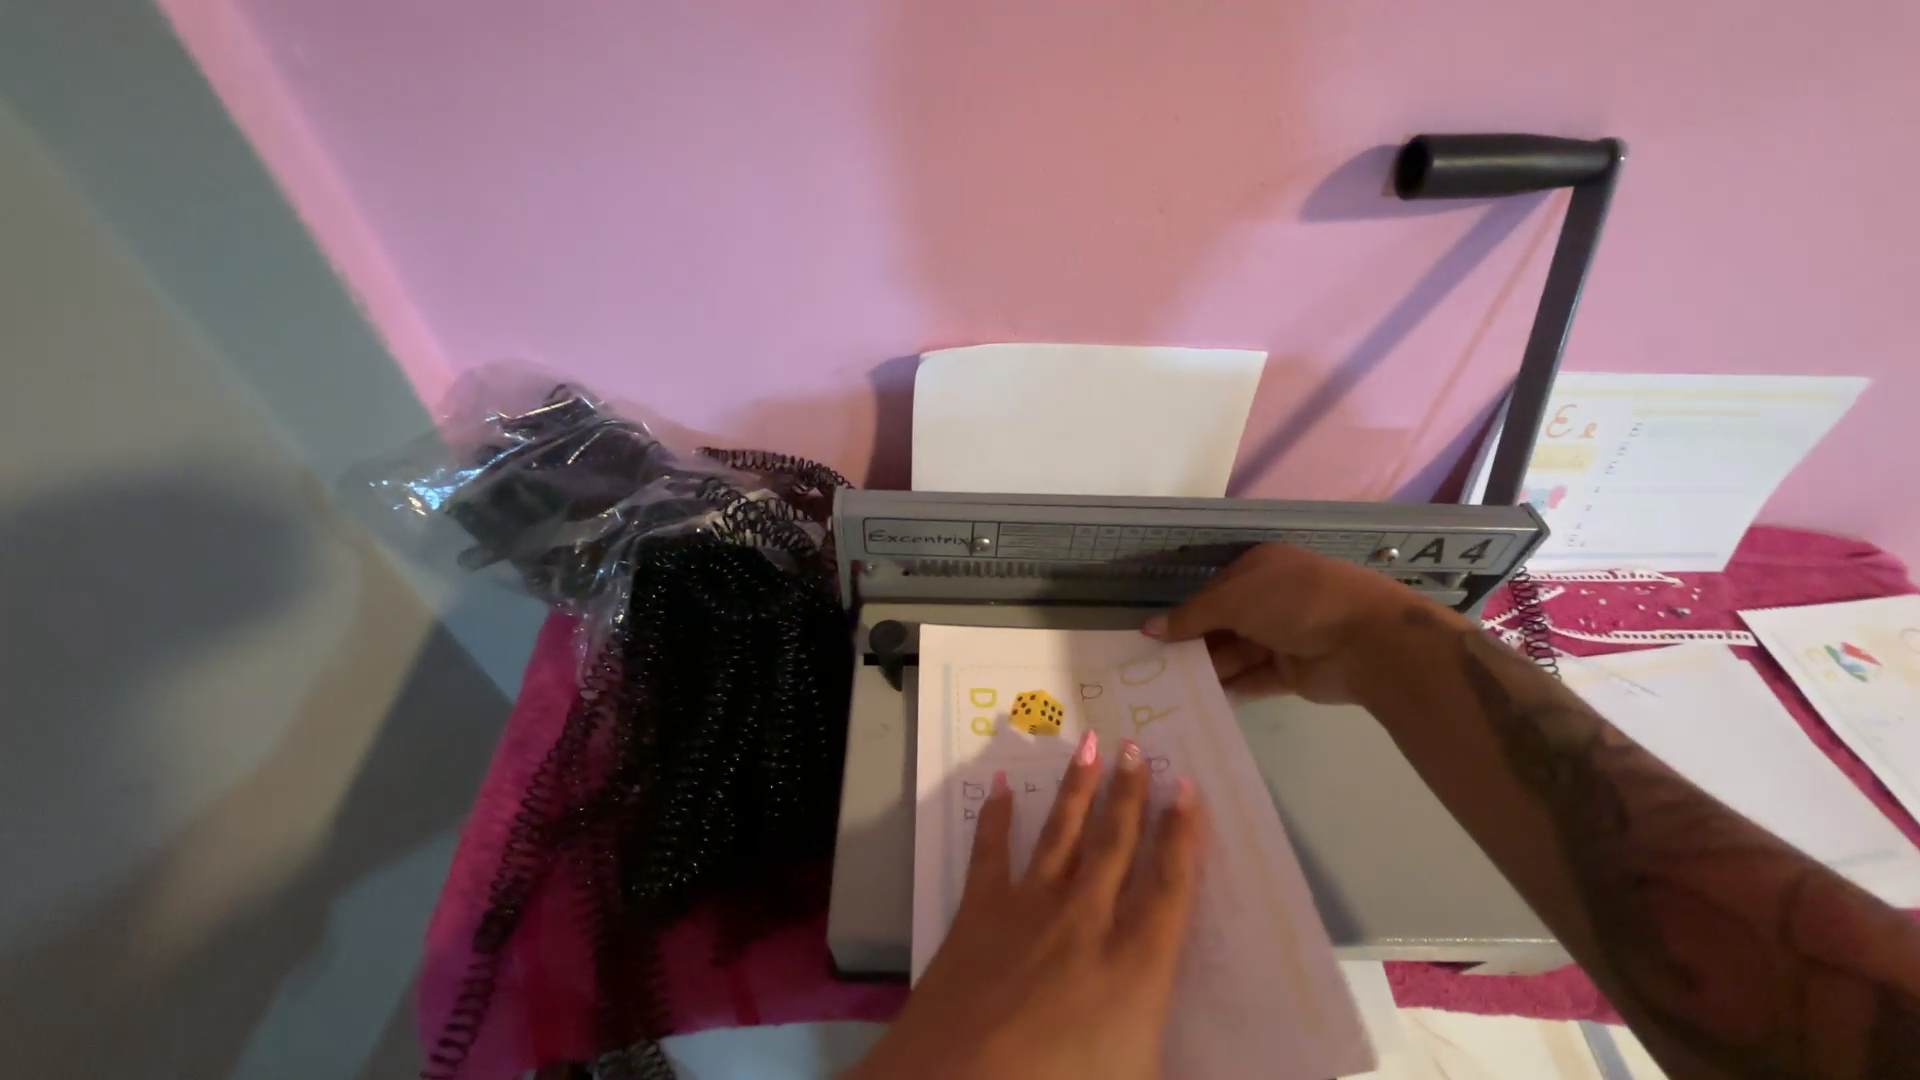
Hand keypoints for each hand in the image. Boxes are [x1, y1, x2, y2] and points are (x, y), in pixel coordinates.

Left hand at [848, 735, 1204, 1079]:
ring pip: (1063, 832)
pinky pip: (990, 850)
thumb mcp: (1141, 1074)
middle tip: (1137, 747)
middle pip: (1116, 842)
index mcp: (1135, 960)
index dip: (1182, 833)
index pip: (1170, 883)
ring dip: (1078, 787)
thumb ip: (1160, 1030)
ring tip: (1090, 745)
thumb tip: (1168, 1007)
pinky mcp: (980, 908)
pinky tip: (997, 784)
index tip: (1186, 787)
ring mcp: (1030, 905)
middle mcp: (1087, 917)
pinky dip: (993, 816)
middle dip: (1130, 791)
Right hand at [1142, 542, 1462, 703]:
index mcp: (1261, 568)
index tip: (1155, 637)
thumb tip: (1149, 629)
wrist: (1367, 640)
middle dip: (1193, 643)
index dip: (1185, 613)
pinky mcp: (1292, 671)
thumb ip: (1191, 616)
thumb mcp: (1234, 599)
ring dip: (1208, 668)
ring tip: (1171, 688)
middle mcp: (1271, 600)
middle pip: (1222, 623)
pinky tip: (1201, 699)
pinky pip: (1253, 679)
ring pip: (1235, 653)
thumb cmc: (1295, 601)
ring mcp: (1283, 636)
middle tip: (1156, 667)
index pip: (1213, 591)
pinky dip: (1230, 687)